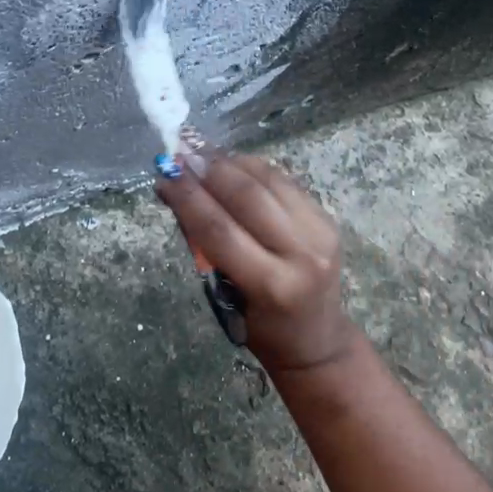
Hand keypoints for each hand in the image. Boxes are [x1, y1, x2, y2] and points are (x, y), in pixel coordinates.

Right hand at [154, 148, 355, 374]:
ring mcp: (320, 233)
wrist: (317, 339)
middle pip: (247, 197)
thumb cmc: (259, 325)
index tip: (164, 175)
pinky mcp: (328, 218)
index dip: (188, 198)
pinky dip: (251, 167)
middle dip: (208, 170)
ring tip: (200, 152)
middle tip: (180, 154)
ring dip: (229, 161)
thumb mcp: (222, 293)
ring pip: (267, 180)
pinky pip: (283, 181)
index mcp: (272, 286)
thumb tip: (172, 189)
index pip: (220, 230)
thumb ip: (202, 242)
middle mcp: (302, 255)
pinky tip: (229, 163)